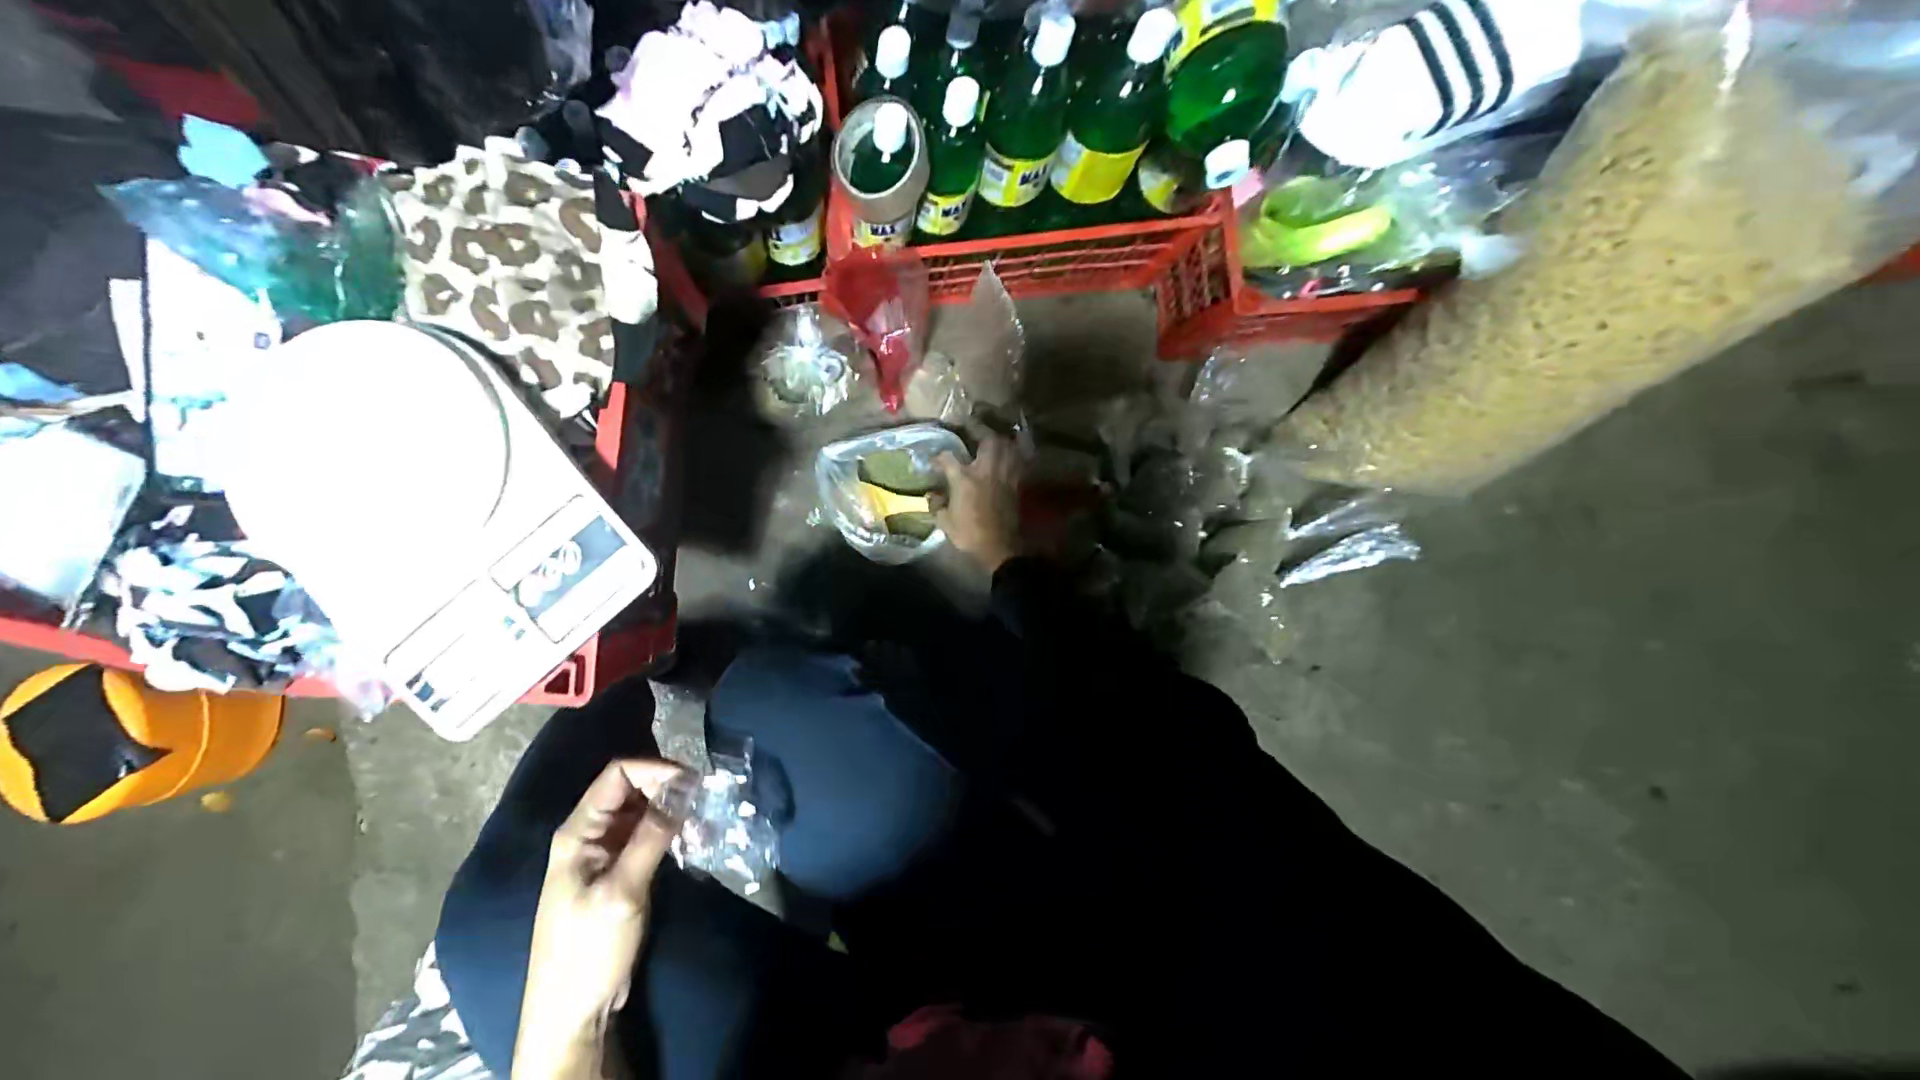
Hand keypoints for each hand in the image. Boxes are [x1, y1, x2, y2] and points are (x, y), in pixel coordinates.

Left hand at [514, 759, 689, 1078]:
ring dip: (673, 807)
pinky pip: (647, 833)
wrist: (572, 1012)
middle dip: (669, 786)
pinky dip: (671, 829)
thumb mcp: (622, 892)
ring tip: (704, 817)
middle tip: (704, 800)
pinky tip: (694, 837)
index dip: (656, 768)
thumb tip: (684, 787)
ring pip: (643, 809)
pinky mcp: (620, 869)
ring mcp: (605, 852)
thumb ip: (651, 837)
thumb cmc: (588, 950)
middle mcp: (590, 834)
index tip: (694, 782)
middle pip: (632, 786)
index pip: (618, 773)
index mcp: (578, 832)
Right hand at [935, 436, 1020, 573]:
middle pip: (988, 439)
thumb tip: (930, 494)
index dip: (939, 457)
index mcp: (964, 479)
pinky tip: (1009, 453)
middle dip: (980, 430)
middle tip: (972, 427)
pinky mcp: (1016, 484)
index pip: (949, 457)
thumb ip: (937, 504)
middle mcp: (986, 471)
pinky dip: (1014, 454)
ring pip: (1006, 447)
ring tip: (992, 437)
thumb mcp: (945, 522)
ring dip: (999, 439)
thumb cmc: (969, 535)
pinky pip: (1017, 461)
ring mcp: (1004, 475)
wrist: (999, 548)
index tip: (935, 461)